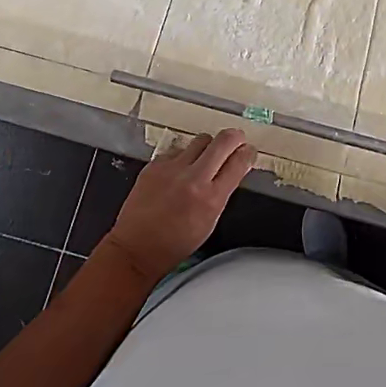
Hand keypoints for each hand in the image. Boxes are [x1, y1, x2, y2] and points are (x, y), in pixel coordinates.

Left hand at [101, 130, 254, 283]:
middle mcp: (193, 179)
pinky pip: (178, 150)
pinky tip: (180, 170)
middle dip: (235, 137)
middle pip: (224, 141)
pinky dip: (183, 157)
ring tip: (206, 156)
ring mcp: (172, 169)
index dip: (248, 153)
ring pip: (201, 139)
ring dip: (209, 145)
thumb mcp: (210, 221)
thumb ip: (223, 192)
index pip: (239, 162)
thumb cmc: (175, 243)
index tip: (249, 151)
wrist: (136, 249)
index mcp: (212, 198)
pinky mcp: (154, 165)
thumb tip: (234, 169)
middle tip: (237, 140)